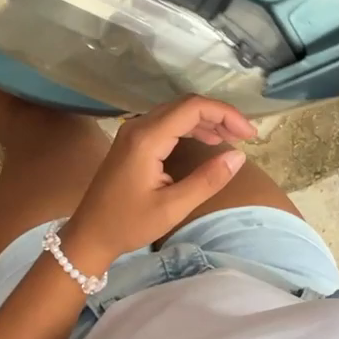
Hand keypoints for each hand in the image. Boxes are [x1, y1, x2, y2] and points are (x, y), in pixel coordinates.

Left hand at [61, 95, 257, 271]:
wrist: (89, 234)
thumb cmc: (128, 224)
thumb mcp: (172, 207)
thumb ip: (207, 180)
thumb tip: (238, 156)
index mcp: (147, 139)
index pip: (193, 108)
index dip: (226, 114)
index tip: (249, 134)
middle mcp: (138, 127)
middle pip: (185, 105)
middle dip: (219, 116)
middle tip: (246, 137)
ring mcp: (132, 132)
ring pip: (176, 112)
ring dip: (206, 121)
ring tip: (232, 139)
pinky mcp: (131, 142)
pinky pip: (166, 123)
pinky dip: (190, 128)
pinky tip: (207, 142)